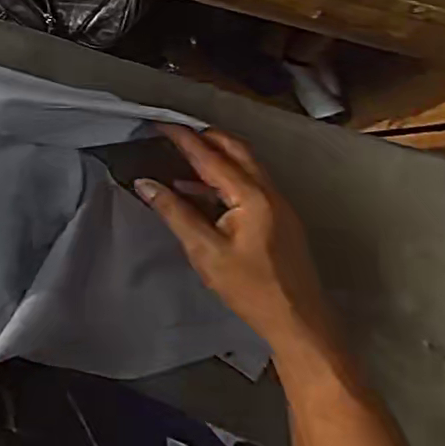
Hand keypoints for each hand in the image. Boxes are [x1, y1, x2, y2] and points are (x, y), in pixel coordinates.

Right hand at [133, 124, 331, 348]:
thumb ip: (174, 213)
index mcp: (251, 196)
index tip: (160, 123)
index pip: (211, 156)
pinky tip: (200, 191)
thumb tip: (145, 184)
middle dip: (204, 136)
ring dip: (215, 155)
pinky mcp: (278, 217)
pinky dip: (223, 177)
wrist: (299, 322)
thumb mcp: (205, 252)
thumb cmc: (251, 289)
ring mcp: (277, 203)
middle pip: (235, 149)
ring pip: (244, 164)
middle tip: (173, 132)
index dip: (183, 138)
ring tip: (182, 156)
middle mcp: (269, 191)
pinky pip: (248, 183)